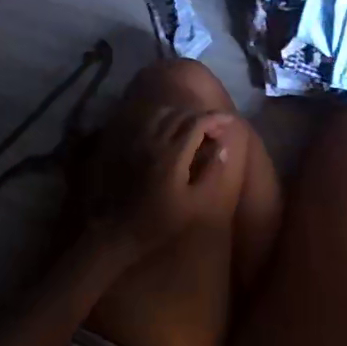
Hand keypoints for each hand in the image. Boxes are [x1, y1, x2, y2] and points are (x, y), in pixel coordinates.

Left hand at [93, 107, 237, 258]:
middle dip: (200, 116)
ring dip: (181, 116)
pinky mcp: (124, 146)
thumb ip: (213, 173)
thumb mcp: (196, 205)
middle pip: (180, 115)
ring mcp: (136, 141)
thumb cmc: (159, 222)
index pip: (197, 122)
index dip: (215, 119)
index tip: (229, 122)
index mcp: (172, 153)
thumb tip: (223, 148)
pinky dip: (162, 120)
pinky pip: (146, 122)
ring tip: (192, 128)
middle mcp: (153, 140)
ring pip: (162, 114)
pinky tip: (167, 132)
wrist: (117, 231)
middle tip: (214, 129)